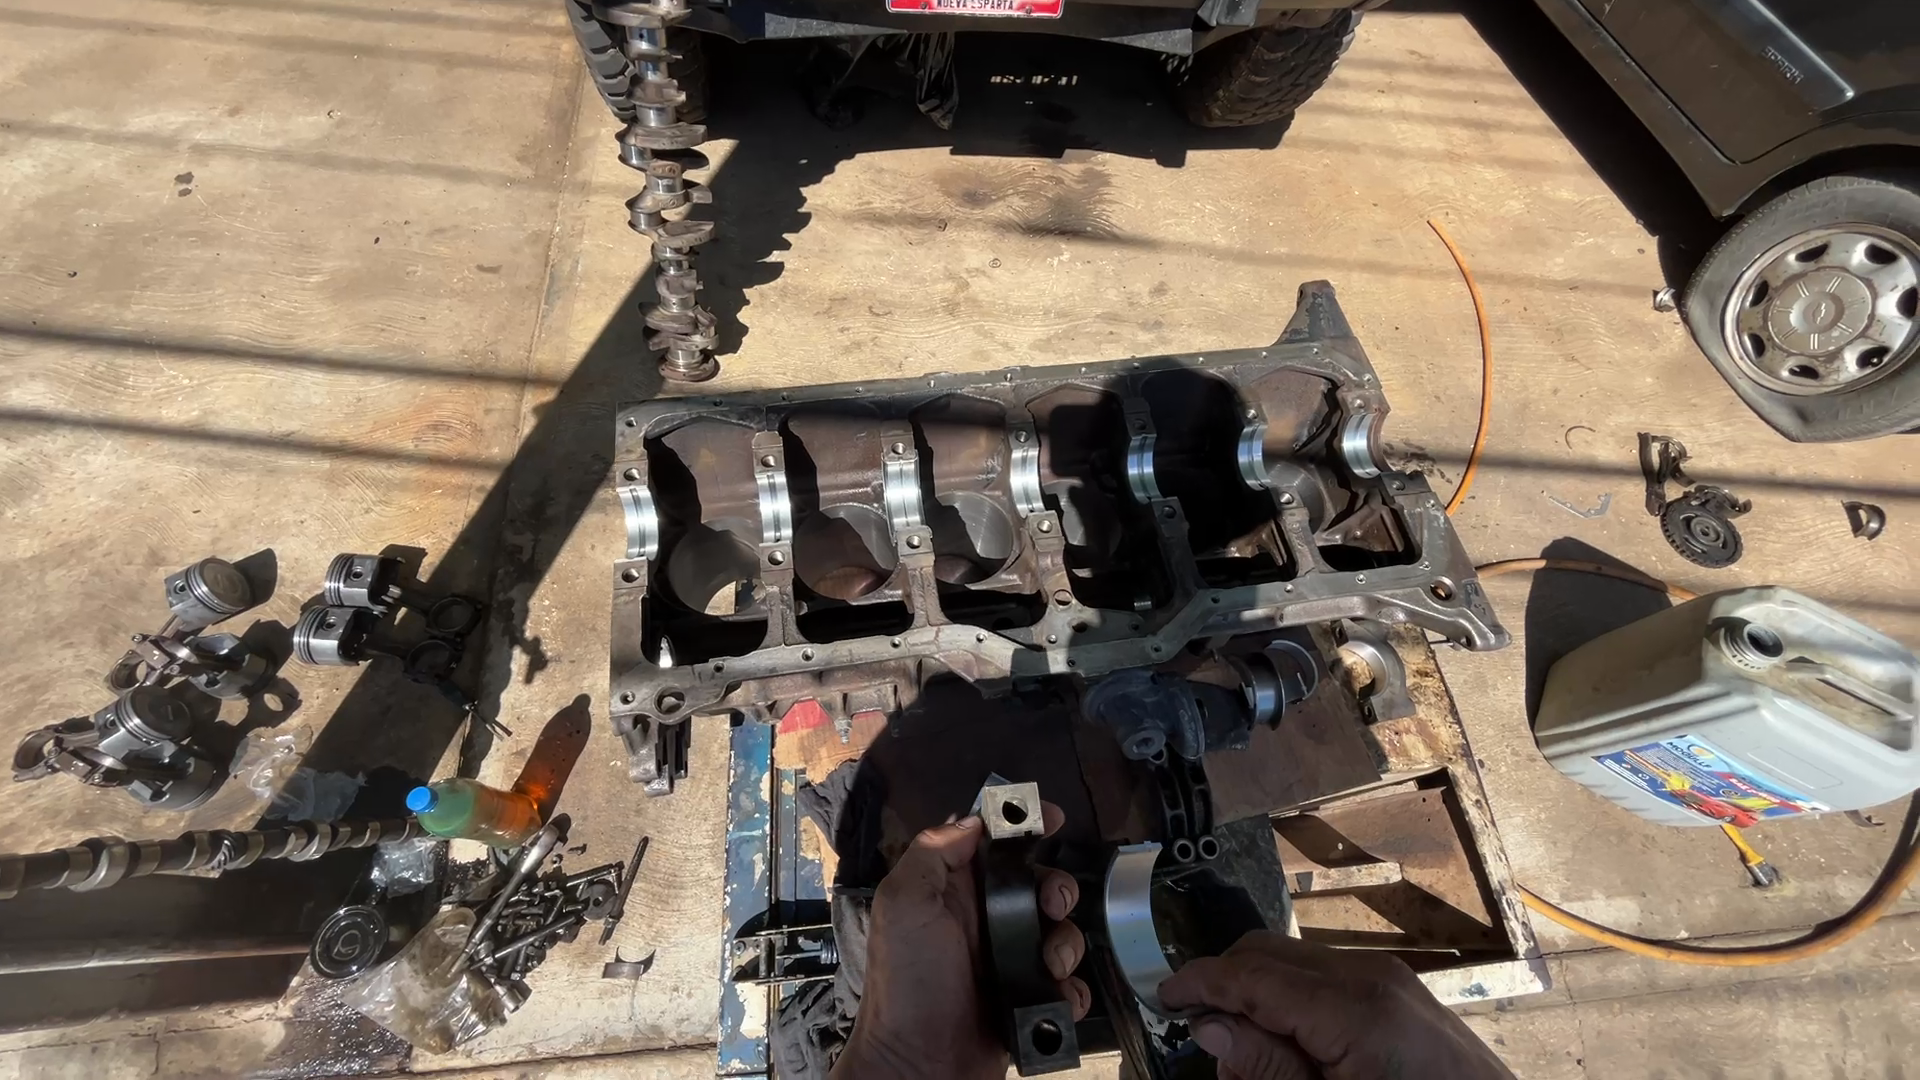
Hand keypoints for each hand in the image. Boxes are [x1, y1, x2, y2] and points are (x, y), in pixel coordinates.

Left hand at [832, 808, 1089, 1079]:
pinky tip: (1058, 995)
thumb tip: (974, 820)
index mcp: (955, 888)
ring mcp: (1010, 960)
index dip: (1024, 825)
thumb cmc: (908, 978)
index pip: (994, 843)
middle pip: (1038, 883)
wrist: (919, 1069)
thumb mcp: (903, 903)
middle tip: (1052, 904)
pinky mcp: (1029, 999)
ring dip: (1066, 940)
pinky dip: (1071, 987)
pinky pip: (1067, 983)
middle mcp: (985, 918)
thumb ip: (934, 853)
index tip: (1054, 818)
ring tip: (1051, 962)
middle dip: (1056, 886)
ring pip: (1058, 931)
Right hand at [1158, 931, 1513, 1079]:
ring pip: (1288, 957)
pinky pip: (1319, 973)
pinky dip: (1288, 996)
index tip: (1162, 997)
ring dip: (1255, 990)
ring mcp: (1385, 975)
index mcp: (1357, 1011)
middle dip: (1225, 984)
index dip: (1201, 982)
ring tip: (1251, 1052)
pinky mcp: (1394, 986)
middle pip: (1265, 952)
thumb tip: (1208, 1024)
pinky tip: (1289, 1042)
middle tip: (1207, 1037)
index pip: (1253, 975)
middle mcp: (1369, 975)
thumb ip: (1270, 1068)